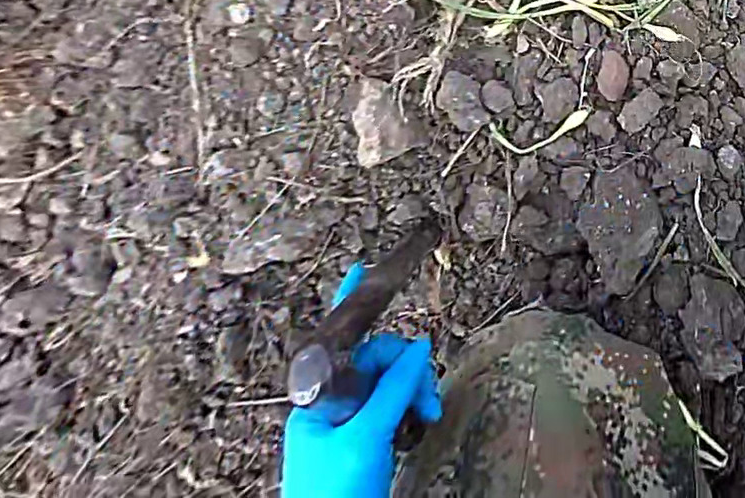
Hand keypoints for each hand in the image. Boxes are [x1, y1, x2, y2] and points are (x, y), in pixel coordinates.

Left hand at [282, 266, 442, 497]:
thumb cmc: (337, 491)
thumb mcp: (367, 435)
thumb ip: (395, 387)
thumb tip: (420, 344)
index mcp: (319, 401)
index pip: (336, 341)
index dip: (347, 303)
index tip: (359, 268)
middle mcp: (335, 402)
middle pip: (383, 360)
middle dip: (411, 372)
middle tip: (424, 399)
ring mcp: (353, 417)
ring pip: (397, 378)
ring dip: (418, 391)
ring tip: (425, 415)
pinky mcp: (371, 430)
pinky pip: (400, 399)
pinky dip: (416, 405)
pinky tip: (421, 420)